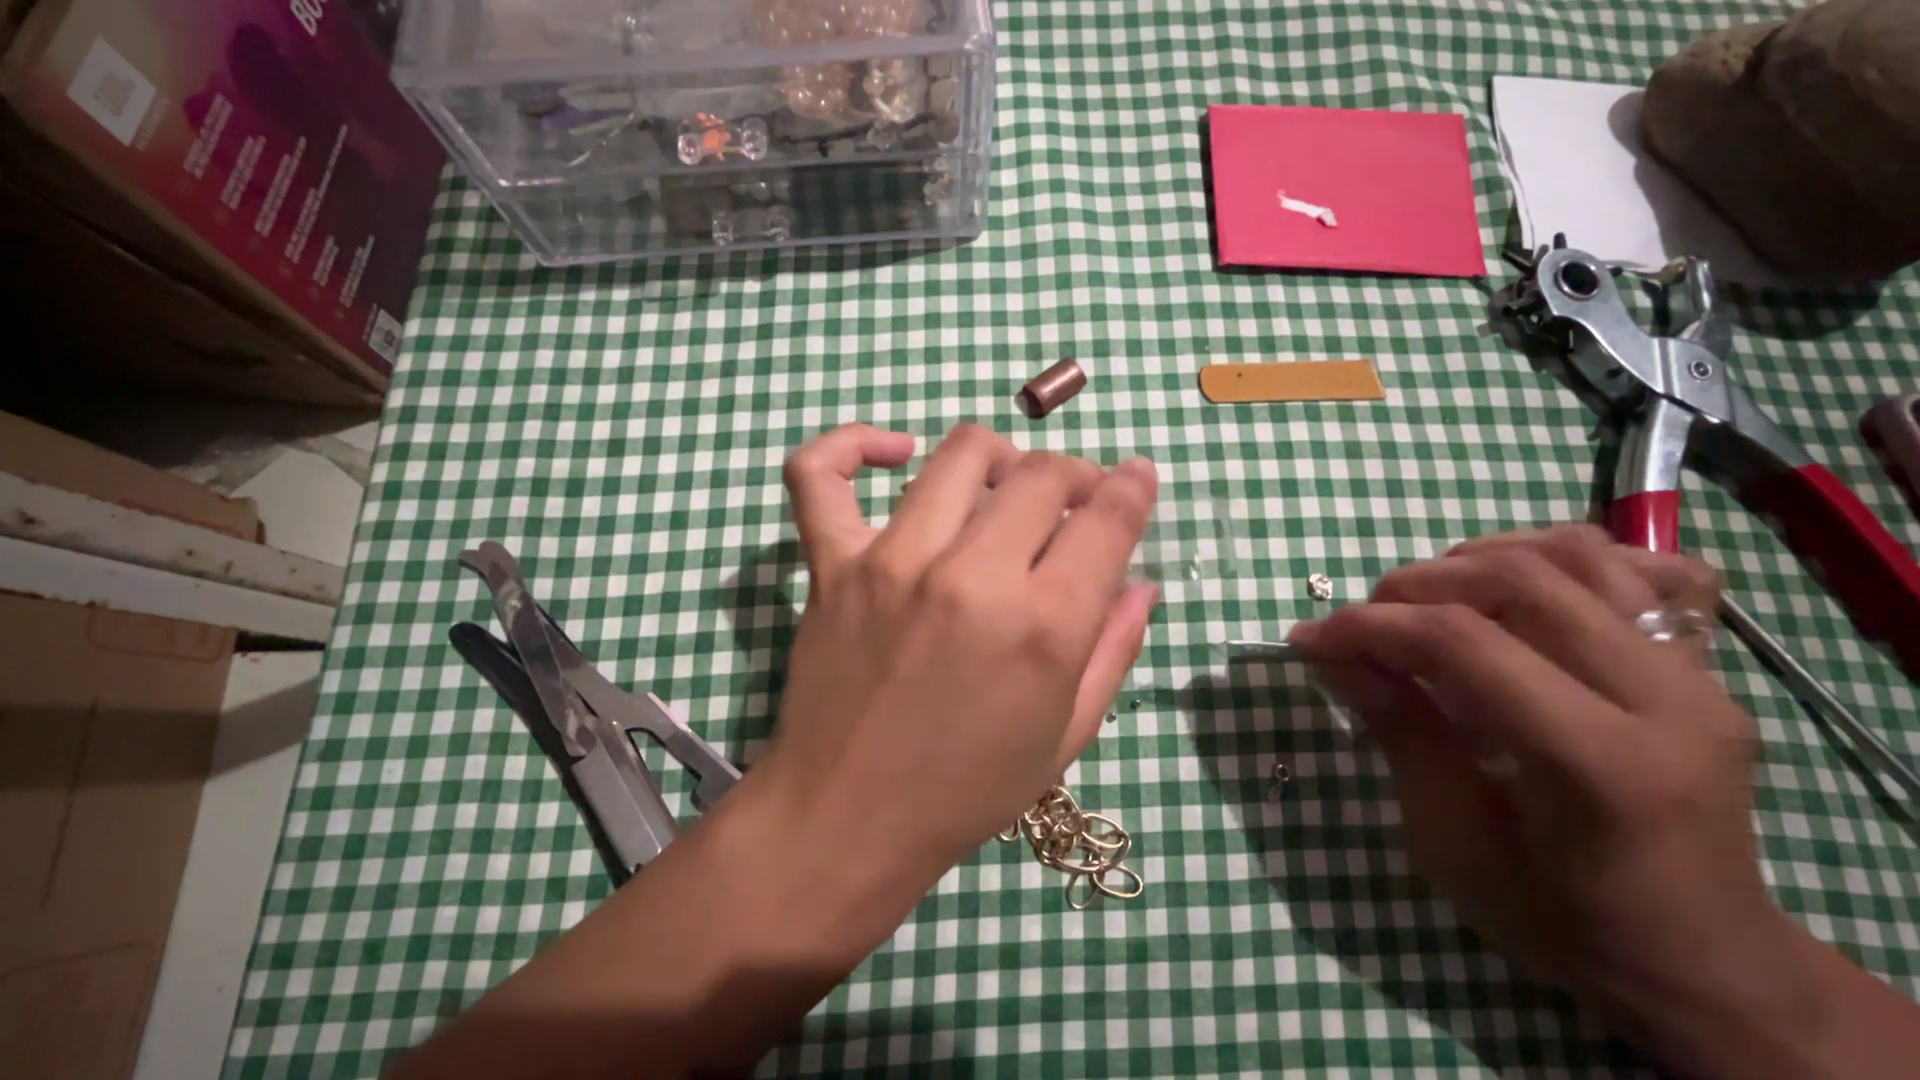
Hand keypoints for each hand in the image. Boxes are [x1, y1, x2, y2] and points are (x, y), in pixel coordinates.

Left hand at [754, 423, 1160, 870]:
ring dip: (1001, 458)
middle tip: (1074, 503)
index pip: (1108, 519)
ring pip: (959, 455)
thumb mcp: (1067, 735)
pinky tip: (893, 454)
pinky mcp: (830, 564)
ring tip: (1004, 486)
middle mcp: (971, 577)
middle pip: (1042, 474)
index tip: (1139, 476)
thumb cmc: (967, 790)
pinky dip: (853, 445)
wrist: (848, 818)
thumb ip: (1114, 649)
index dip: (1135, 488)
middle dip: (1077, 476)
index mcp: (1042, 628)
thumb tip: (1142, 582)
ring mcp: (892, 561)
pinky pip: (821, 475)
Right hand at [1289, 527, 1776, 1021]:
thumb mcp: (1453, 843)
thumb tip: (1335, 655)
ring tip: (1431, 594)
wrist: (1698, 959)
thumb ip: (1401, 732)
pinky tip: (1520, 585)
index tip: (1311, 638)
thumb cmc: (1561, 921)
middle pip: (1522, 583)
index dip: (1373, 628)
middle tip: (1364, 618)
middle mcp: (1665, 700)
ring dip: (1483, 558)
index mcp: (1600, 764)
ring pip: (1580, 556)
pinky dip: (1566, 559)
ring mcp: (1698, 675)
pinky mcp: (1705, 668)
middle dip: (1418, 585)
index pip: (1466, 646)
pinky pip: (1645, 572)